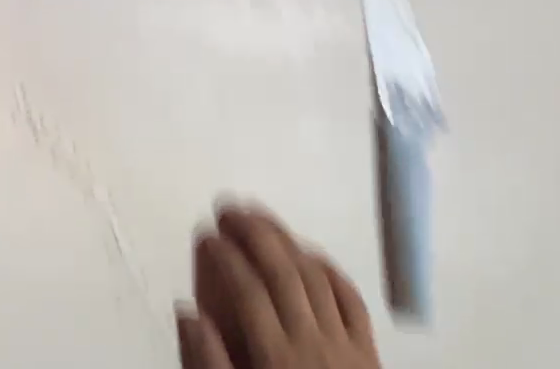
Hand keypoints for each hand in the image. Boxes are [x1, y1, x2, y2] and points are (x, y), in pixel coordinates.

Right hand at [180, 204, 379, 368]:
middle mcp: (313, 344)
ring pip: (316, 278)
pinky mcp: (371, 354)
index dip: (224, 256)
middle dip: (253, 232)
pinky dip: (330, 270)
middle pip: (283, 273)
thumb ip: (211, 364)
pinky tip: (309, 253)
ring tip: (260, 215)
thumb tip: (188, 311)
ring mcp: (347, 347)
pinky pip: (352, 301)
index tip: (204, 233)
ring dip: (287, 239)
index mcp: (277, 359)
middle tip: (228, 207)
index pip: (247, 291)